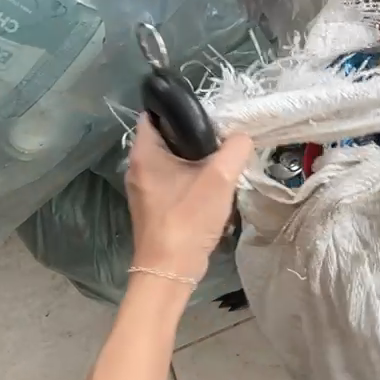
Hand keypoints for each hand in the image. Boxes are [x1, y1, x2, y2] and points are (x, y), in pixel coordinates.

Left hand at [124, 117, 253, 286]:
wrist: (170, 271)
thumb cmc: (188, 218)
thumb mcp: (220, 177)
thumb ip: (235, 149)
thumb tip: (242, 137)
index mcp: (144, 153)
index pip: (153, 115)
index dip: (177, 109)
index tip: (204, 113)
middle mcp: (137, 168)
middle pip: (166, 138)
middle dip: (192, 136)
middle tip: (220, 137)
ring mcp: (144, 190)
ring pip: (171, 162)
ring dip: (194, 161)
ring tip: (220, 162)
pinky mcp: (154, 207)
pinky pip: (173, 182)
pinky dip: (190, 180)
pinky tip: (211, 189)